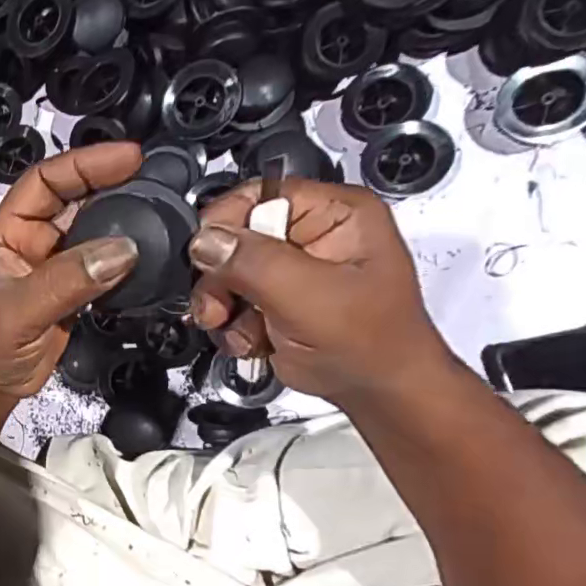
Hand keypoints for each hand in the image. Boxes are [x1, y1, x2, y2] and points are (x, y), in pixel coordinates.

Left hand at [0, 142, 145, 428]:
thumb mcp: (21, 310)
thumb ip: (68, 280)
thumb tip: (122, 250)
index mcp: (8, 232)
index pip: (45, 181)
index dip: (84, 164)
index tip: (125, 158)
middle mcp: (32, 242)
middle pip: (74, 198)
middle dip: (110, 184)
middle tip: (150, 178)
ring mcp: (55, 265)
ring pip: (93, 230)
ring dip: (122, 221)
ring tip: (155, 210)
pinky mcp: (74, 289)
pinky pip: (104, 263)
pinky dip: (125, 258)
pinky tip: (146, 253)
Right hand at [187, 178, 457, 402]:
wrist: (377, 392)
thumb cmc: (374, 345)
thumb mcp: (310, 296)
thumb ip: (254, 263)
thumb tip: (208, 240)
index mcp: (335, 214)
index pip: (263, 193)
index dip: (227, 223)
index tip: (208, 254)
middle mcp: (309, 237)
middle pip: (235, 238)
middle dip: (221, 278)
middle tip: (222, 305)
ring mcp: (289, 272)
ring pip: (226, 275)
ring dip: (224, 309)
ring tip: (244, 330)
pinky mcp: (273, 302)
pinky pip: (231, 304)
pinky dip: (232, 328)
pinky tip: (252, 341)